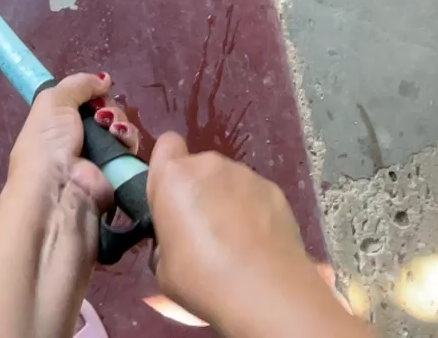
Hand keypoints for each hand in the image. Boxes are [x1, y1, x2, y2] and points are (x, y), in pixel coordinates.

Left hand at [7, 71, 138, 210]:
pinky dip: (129, 139)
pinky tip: (120, 138)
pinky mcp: (117, 172)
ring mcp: (99, 157)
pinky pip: (131, 148)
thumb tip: (104, 80)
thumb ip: (79, 84)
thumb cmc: (49, 142)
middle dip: (109, 107)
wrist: (58, 190)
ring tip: (111, 128)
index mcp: (59, 124)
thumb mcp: (54, 101)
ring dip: (119, 121)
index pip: (85, 102)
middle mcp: (79, 140)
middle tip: (102, 115)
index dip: (94, 93)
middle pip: (106, 111)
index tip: (98, 90)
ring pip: (121, 128)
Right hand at [147, 132, 366, 337]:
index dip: (167, 168)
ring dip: (227, 202)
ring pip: (228, 181)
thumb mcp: (163, 270)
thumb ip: (166, 242)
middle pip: (198, 168)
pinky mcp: (273, 189)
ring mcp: (245, 173)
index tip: (171, 199)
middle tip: (201, 233)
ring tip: (235, 244)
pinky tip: (259, 246)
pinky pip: (254, 195)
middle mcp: (208, 164)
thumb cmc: (201, 279)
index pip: (166, 144)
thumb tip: (177, 244)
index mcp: (174, 177)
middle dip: (199, 192)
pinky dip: (254, 212)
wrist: (265, 292)